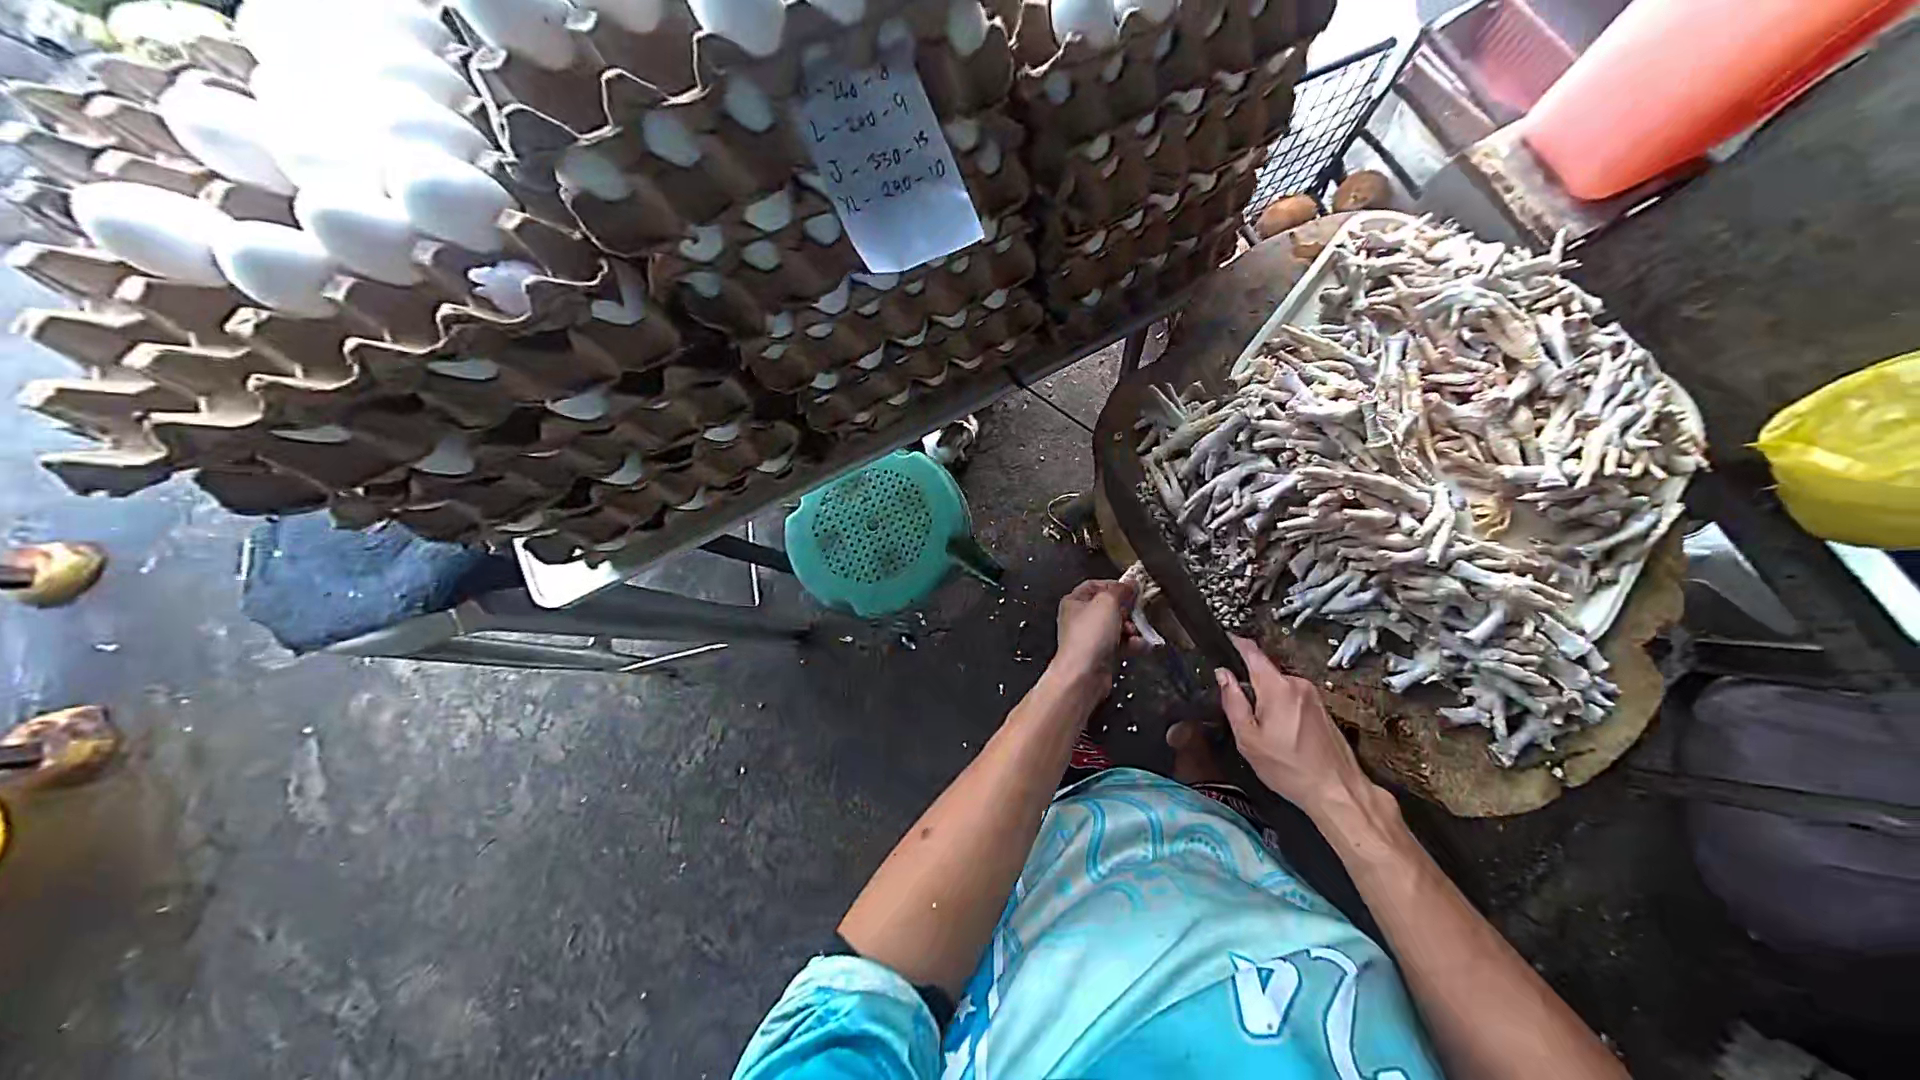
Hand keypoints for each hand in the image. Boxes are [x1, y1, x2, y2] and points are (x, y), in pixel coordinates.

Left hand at [1052, 579, 1135, 687]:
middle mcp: (1080, 619)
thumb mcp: (1107, 603)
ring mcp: (1091, 638)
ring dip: (1132, 629)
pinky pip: (1121, 644)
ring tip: (1136, 633)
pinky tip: (1139, 645)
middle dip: (1127, 611)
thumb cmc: (1088, 636)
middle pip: (1110, 607)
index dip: (1115, 586)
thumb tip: (1130, 583)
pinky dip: (1132, 644)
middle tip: (1136, 613)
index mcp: (1074, 601)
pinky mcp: (1101, 654)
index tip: (1132, 588)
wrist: (1084, 674)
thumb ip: (1121, 590)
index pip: (1096, 585)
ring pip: (1118, 627)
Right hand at [1216, 635, 1376, 817]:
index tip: (1226, 638)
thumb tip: (1223, 675)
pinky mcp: (1322, 709)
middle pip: (1265, 674)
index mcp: (1278, 688)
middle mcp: (1298, 685)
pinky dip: (1282, 711)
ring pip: (1279, 688)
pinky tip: (1283, 738)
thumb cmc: (1290, 769)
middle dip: (1250, 686)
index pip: (1253, 653)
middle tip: (1243, 715)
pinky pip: (1293, 699)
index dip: (1236, 643)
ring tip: (1265, 733)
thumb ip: (1232, 701)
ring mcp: (1313, 696)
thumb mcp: (1248, 738)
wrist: (1337, 791)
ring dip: (1267, 701)